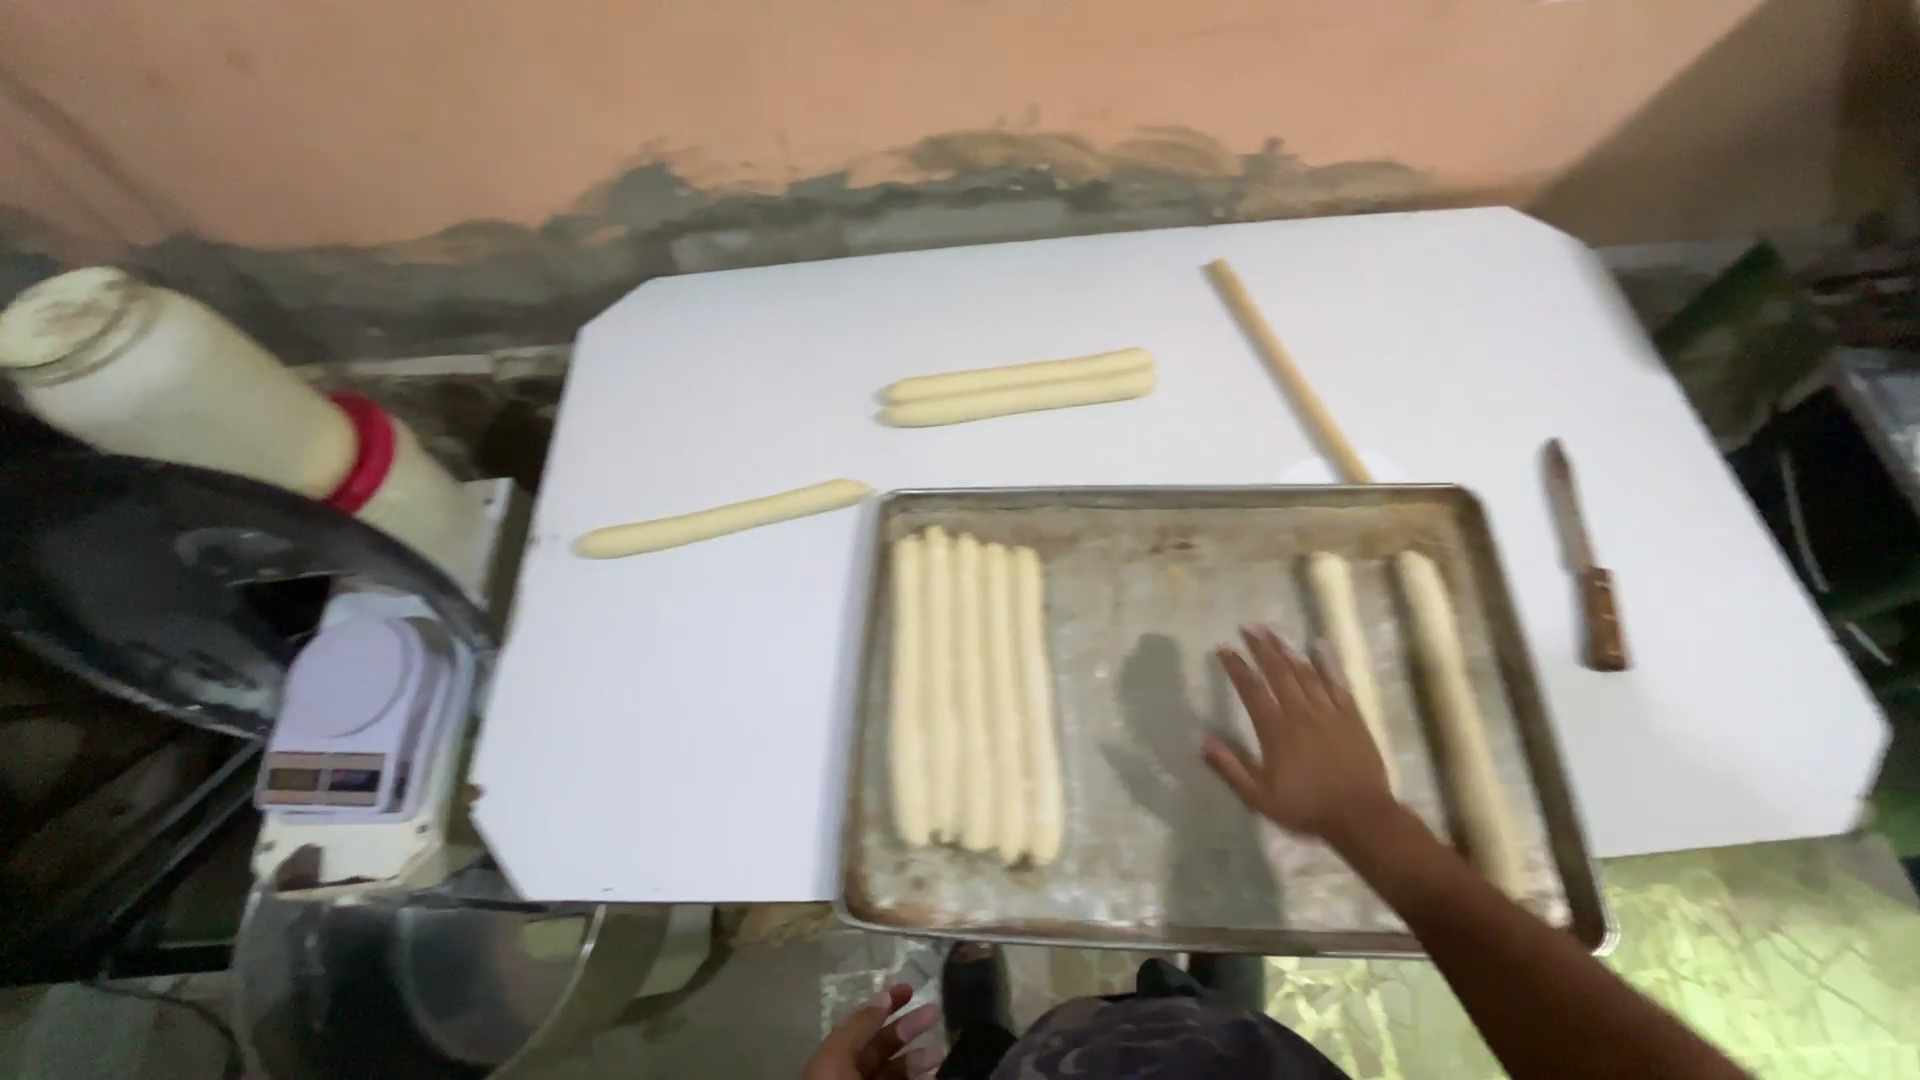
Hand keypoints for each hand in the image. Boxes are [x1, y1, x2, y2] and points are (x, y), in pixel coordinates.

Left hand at [802, 983, 943, 1079]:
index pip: (862, 1027)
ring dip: (920, 1059)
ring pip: (898, 1074)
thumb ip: (859, 1028)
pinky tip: (938, 1076)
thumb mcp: (837, 1061)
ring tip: (941, 1052)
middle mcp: (852, 1079)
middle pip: (883, 1048)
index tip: (910, 989)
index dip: (884, 1005)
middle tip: (935, 1013)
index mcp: (834, 1063)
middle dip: (908, 1028)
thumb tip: (882, 997)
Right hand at [1204, 625, 1397, 843]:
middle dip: (1261, 647)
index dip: (1236, 667)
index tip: (1224, 649)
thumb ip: (1230, 768)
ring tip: (1273, 633)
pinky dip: (1327, 663)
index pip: (1251, 690)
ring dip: (1287, 650)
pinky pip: (1337, 683)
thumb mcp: (1259, 797)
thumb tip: (1203, 740)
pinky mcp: (1352, 716)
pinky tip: (1319, 646)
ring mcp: (1329, 712)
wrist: (1362, 817)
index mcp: (1275, 730)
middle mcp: (1300, 713)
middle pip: (1278, 672)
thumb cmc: (1307, 808)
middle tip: (1248, 627)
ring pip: (1305, 672)